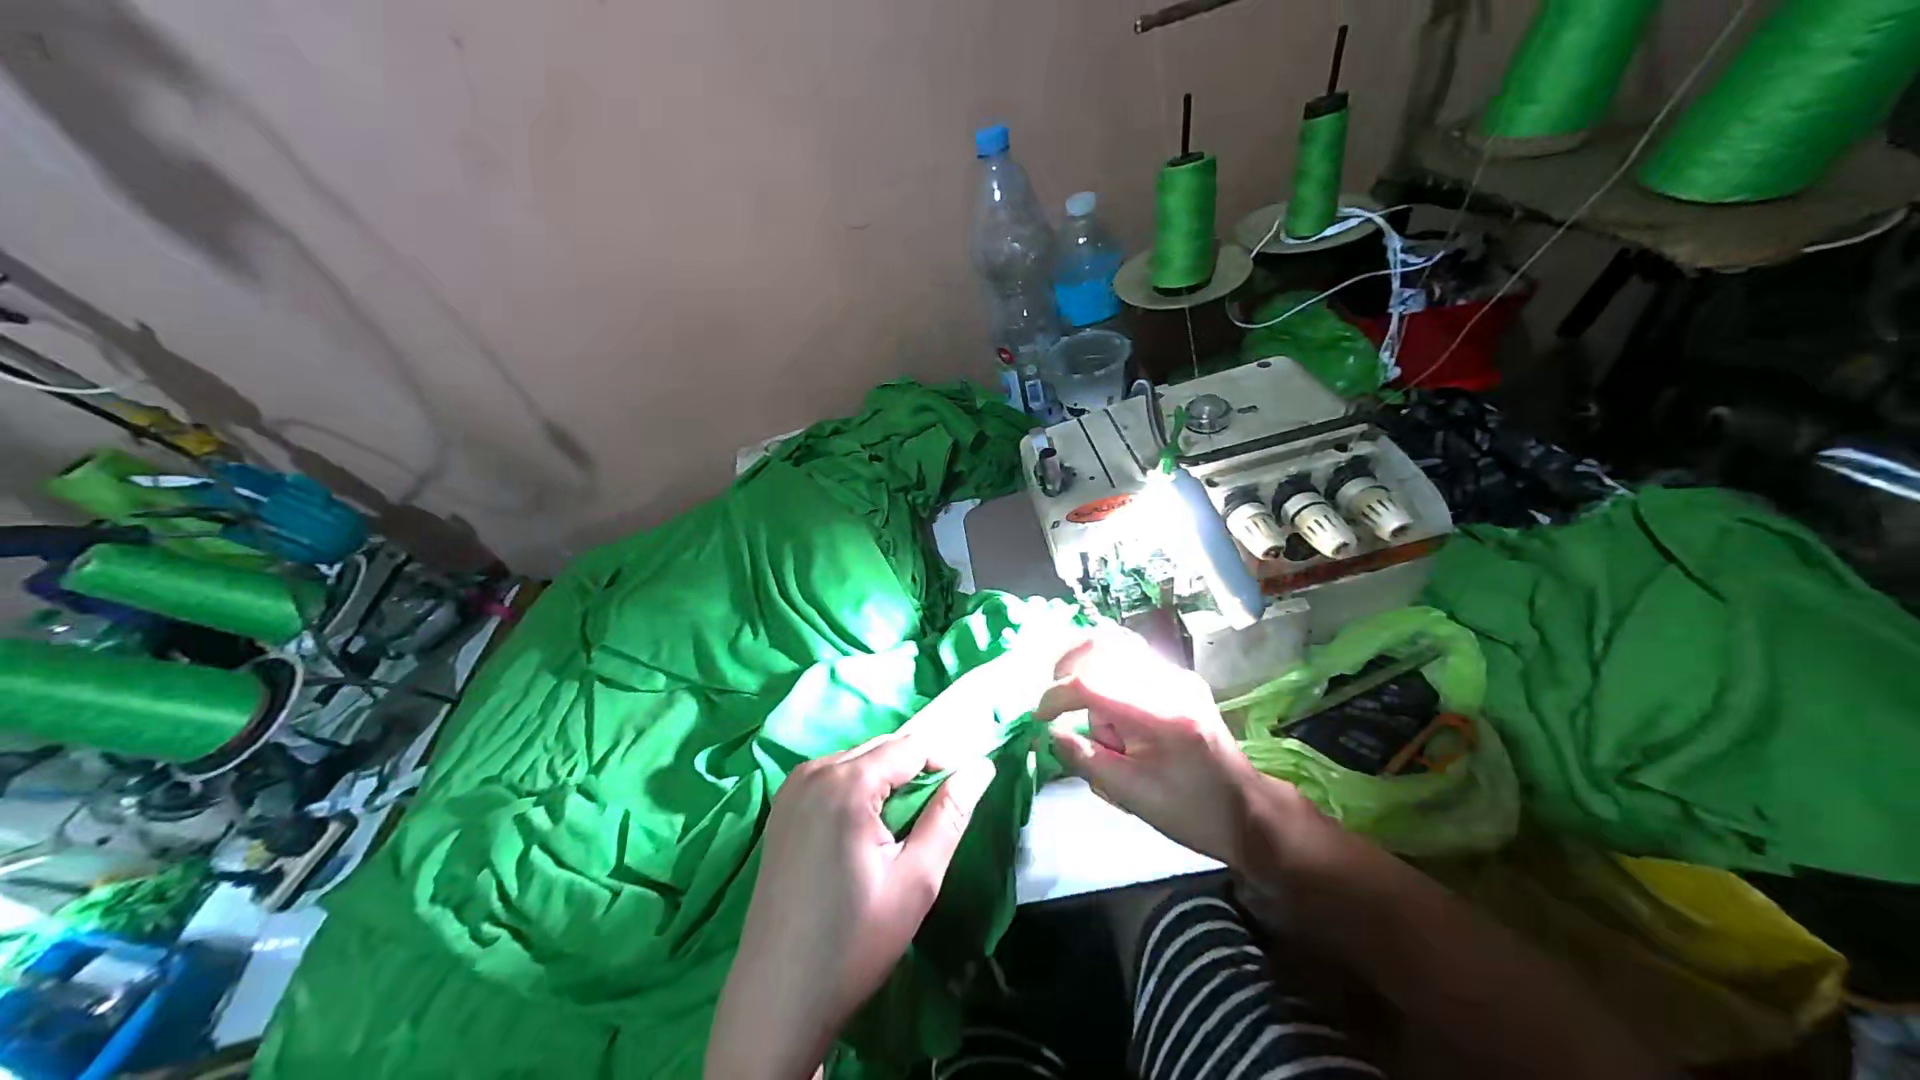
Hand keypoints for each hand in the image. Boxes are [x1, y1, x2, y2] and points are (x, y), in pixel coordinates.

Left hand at [705, 732, 995, 1079]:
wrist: (778, 996)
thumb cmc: (854, 942)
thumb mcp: (917, 879)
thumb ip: (950, 815)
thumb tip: (981, 768)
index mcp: (846, 783)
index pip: (911, 745)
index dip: (943, 764)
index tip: (958, 800)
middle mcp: (813, 772)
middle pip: (881, 749)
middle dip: (914, 772)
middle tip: (931, 822)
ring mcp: (791, 789)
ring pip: (857, 760)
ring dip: (885, 781)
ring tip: (900, 832)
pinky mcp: (780, 809)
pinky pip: (831, 778)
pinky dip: (856, 791)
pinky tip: (862, 835)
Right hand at [1035, 631, 1321, 868]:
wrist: (1247, 811)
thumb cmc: (1190, 810)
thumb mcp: (1132, 795)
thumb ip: (1086, 759)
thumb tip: (1050, 732)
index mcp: (1159, 713)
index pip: (1092, 683)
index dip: (1056, 695)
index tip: (1039, 716)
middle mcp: (1169, 681)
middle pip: (1103, 646)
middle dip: (1069, 669)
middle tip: (1056, 701)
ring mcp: (1177, 676)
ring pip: (1116, 647)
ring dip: (1090, 672)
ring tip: (1091, 714)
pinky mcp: (1179, 680)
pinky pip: (1131, 658)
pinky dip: (1107, 673)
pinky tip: (1107, 706)